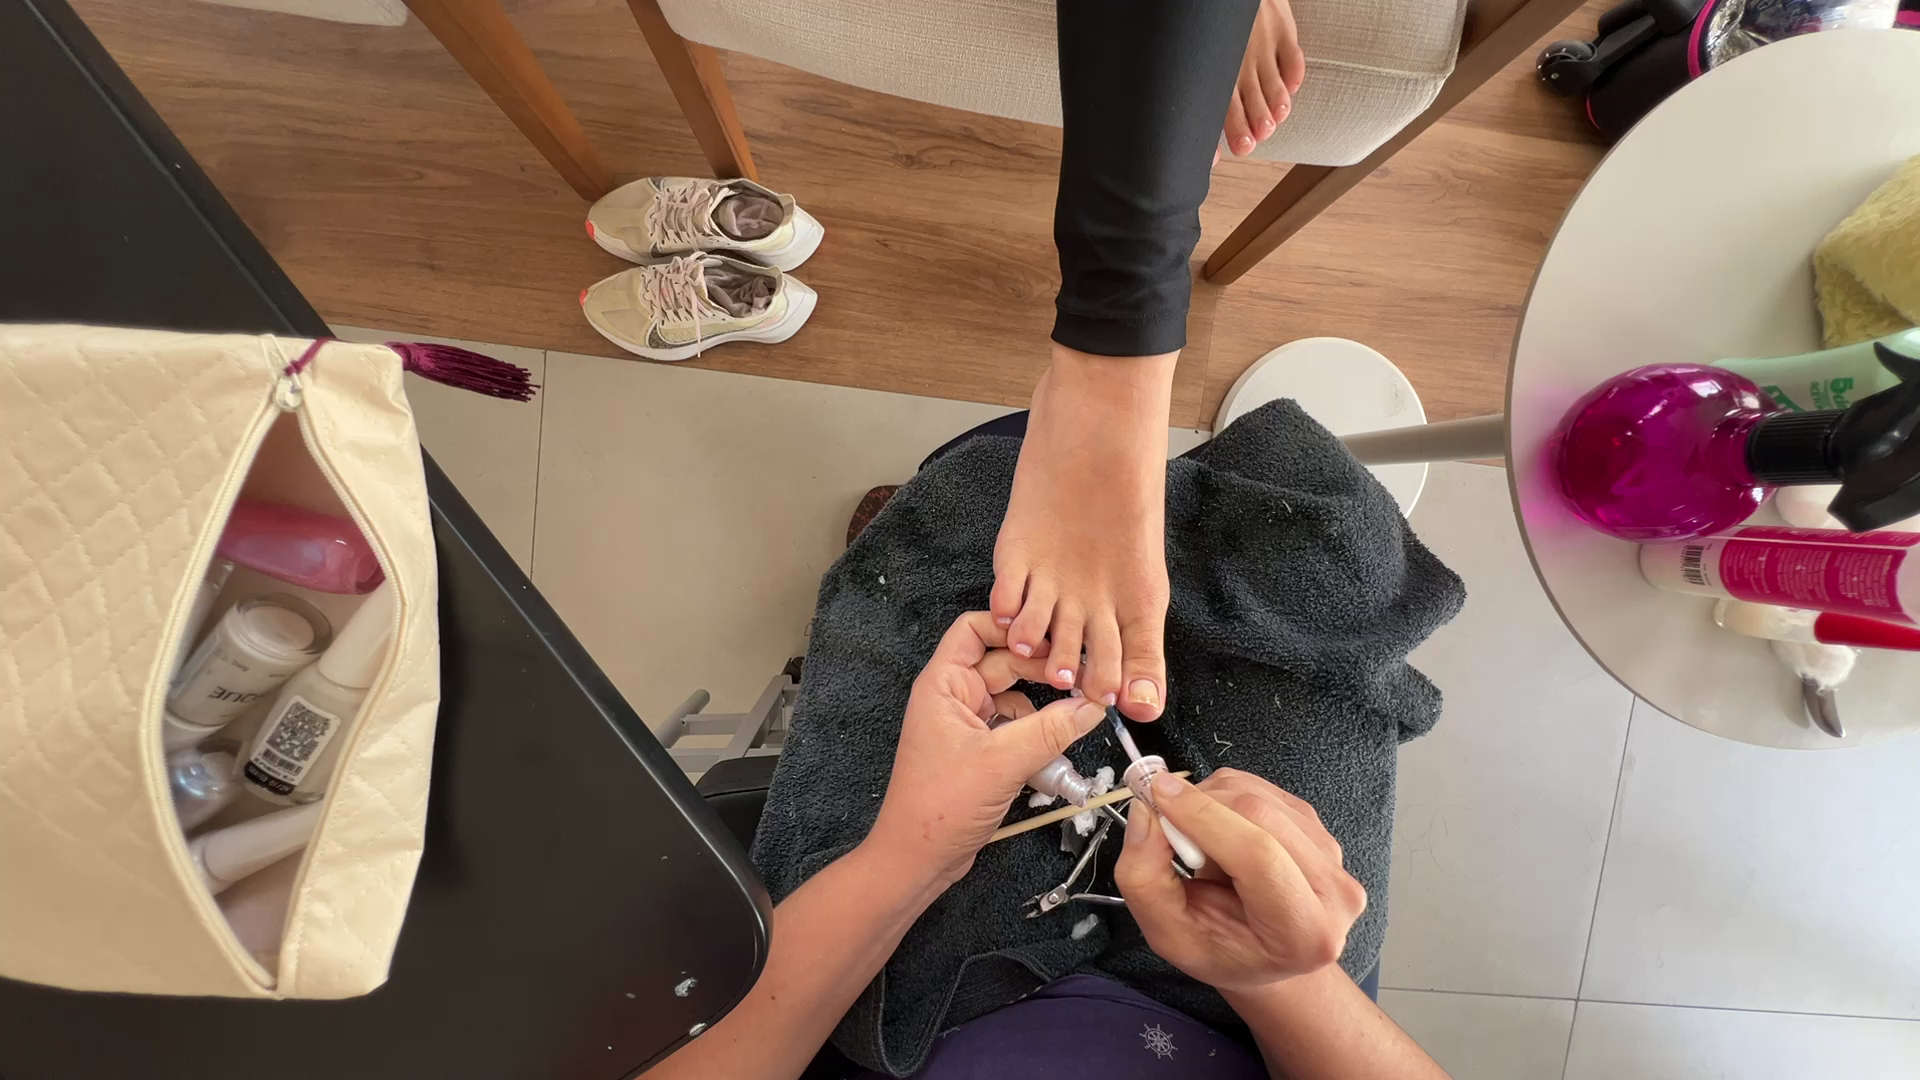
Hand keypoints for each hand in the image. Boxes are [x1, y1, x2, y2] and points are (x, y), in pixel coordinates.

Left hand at [867, 611, 1108, 890]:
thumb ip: (1051, 730)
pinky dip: (1037, 732)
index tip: (1051, 637)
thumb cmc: (941, 805)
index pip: (975, 629)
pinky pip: (1015, 725)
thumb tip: (1093, 704)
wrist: (918, 860)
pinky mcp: (980, 748)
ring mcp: (967, 722)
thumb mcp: (1002, 762)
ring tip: (1078, 710)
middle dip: (1041, 670)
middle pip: (1004, 662)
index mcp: (944, 683)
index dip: (1011, 627)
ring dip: (1043, 705)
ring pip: (1014, 696)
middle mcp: (954, 695)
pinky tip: (1057, 745)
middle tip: (1083, 678)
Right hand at [1115, 769, 1365, 992]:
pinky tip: (1218, 827)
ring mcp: (1330, 851)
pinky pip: (1258, 785)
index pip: (1258, 856)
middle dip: (1199, 805)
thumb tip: (1146, 810)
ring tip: (1198, 840)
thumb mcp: (1166, 932)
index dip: (1203, 816)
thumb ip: (1144, 877)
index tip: (1156, 794)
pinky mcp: (1315, 823)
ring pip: (1255, 793)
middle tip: (1166, 824)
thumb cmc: (1218, 947)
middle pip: (1257, 814)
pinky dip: (1222, 793)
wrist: (1263, 948)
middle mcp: (1334, 890)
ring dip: (1209, 798)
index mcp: (1305, 932)